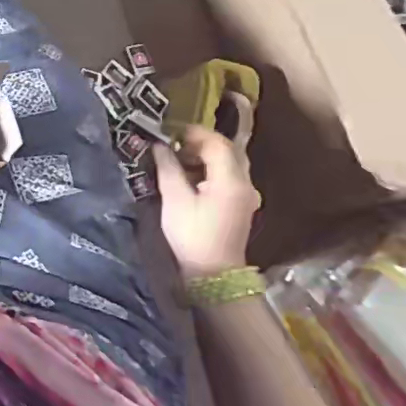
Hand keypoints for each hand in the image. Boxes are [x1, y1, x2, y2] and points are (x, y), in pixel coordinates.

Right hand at [154, 113, 260, 276]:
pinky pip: (229, 175)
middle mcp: (245, 182)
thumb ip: (168, 168)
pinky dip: (211, 169)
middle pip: (227, 149)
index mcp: (231, 180)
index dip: (194, 133)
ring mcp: (247, 194)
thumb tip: (159, 145)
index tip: (172, 132)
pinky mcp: (242, 203)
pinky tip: (192, 178)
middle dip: (201, 142)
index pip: (217, 143)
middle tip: (174, 144)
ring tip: (179, 160)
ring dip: (206, 156)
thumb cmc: (191, 236)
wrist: (213, 273)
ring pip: (230, 162)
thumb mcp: (174, 200)